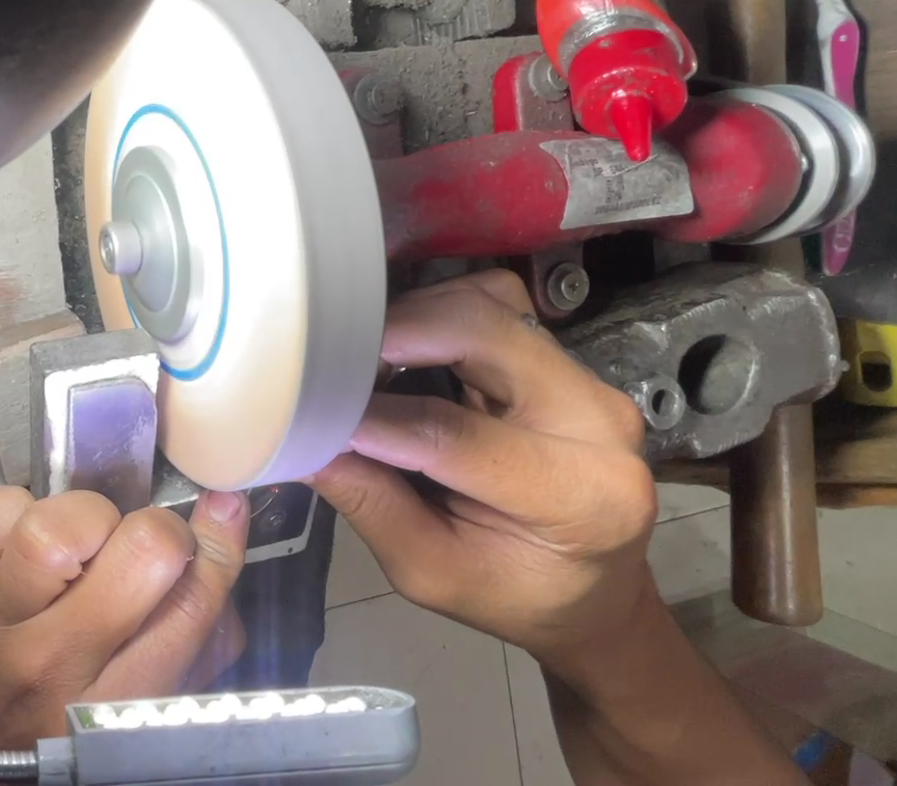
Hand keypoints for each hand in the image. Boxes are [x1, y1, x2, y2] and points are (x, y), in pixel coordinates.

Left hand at [0, 487, 248, 749]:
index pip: (190, 607)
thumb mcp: (149, 690)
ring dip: (84, 516)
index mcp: (121, 700)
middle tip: (144, 542)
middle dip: (157, 530)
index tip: (218, 512)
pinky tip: (29, 532)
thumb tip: (223, 518)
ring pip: (54, 529)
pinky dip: (17, 507)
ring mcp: (1, 619)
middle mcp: (60, 662)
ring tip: (84, 539)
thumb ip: (197, 620)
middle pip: (138, 554)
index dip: (215, 546)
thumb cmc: (69, 707)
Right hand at [310, 270, 659, 665]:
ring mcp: (582, 380)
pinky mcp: (559, 359)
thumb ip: (369, 504)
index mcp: (578, 495)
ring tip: (362, 354)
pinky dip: (435, 312)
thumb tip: (301, 442)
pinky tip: (401, 345)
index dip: (371, 418)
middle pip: (483, 332)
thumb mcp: (430, 572)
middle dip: (394, 334)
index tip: (310, 414)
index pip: (454, 434)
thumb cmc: (511, 592)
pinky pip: (493, 303)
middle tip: (330, 356)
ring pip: (487, 303)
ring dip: (412, 318)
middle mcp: (595, 420)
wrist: (590, 589)